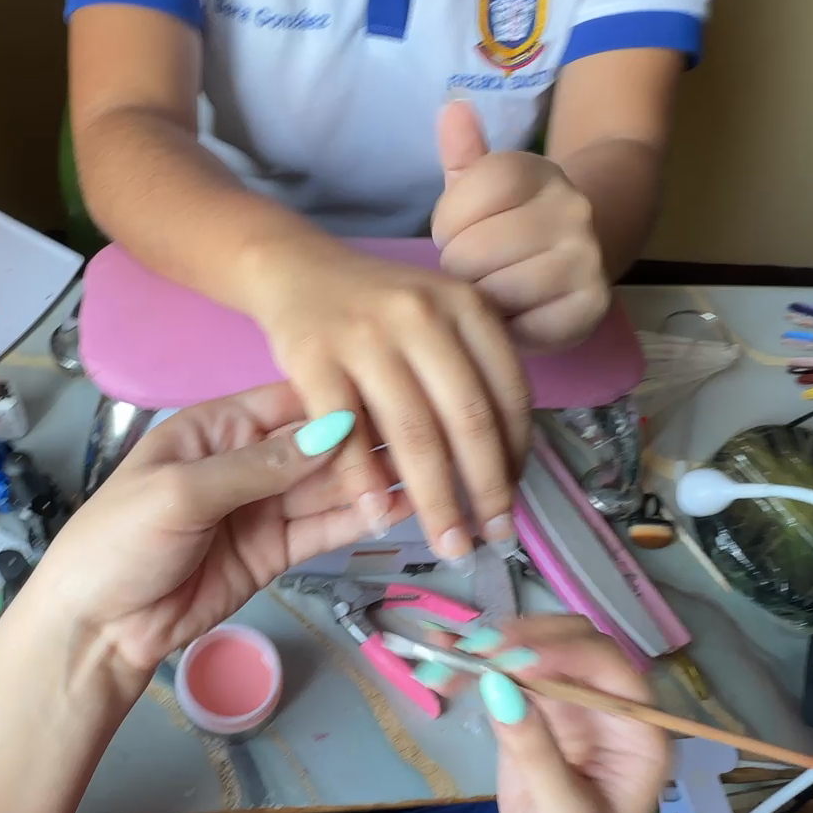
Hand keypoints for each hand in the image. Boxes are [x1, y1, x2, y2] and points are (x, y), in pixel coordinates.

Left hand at [11, 383, 399, 679]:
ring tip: (428, 476)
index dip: (338, 401)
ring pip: (327, 489)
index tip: (393, 398)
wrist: (100, 627)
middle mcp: (247, 461)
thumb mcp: (182, 491)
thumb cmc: (121, 540)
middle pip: (317, 446)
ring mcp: (264, 508)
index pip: (288, 404)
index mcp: (216, 429)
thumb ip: (258, 465)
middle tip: (425, 441)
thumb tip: (333, 430)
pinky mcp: (276, 550)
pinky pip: (322, 529)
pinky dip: (356, 521)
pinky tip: (397, 510)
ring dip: (370, 484)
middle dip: (364, 445)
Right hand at [245, 240, 532, 563]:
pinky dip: (362, 479)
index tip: (514, 501)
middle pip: (466, 420)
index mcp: (466, 307)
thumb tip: (501, 462)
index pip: (508, 394)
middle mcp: (423, 316)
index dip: (516, 457)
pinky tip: (377, 516)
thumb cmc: (376, 305)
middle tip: (494, 538)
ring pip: (412, 434)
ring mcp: (366, 336)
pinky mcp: (314, 357)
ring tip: (450, 544)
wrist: (296, 268)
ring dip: (435, 500)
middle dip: (485, 490)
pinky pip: (345, 431)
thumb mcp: (438, 315)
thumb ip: (470, 370)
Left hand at [433, 100, 610, 350]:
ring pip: (496, 291)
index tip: (455, 234)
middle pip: (474, 250)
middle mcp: (571, 209)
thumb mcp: (487, 186)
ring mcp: (585, 259)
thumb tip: (451, 108)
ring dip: (481, 301)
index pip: (466, 197)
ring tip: (491, 291)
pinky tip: (514, 315)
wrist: (589, 252)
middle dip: (459, 267)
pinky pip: (523, 328)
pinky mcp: (589, 306)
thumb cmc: (515, 223)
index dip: (447, 224)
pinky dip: (508, 329)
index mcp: (538, 172)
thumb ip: (464, 155)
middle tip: (474, 270)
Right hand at [469, 616, 669, 812]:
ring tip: (449, 653)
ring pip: (533, 647)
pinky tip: (443, 653)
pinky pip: (504, 670)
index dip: (563, 651)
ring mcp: (569, 699)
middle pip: (570, 641)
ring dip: (491, 645)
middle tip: (478, 650)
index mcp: (636, 727)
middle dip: (524, 639)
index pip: (607, 665)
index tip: (512, 659)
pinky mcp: (533, 704)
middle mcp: (607, 702)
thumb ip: (535, 751)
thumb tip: (496, 685)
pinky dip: (474, 661)